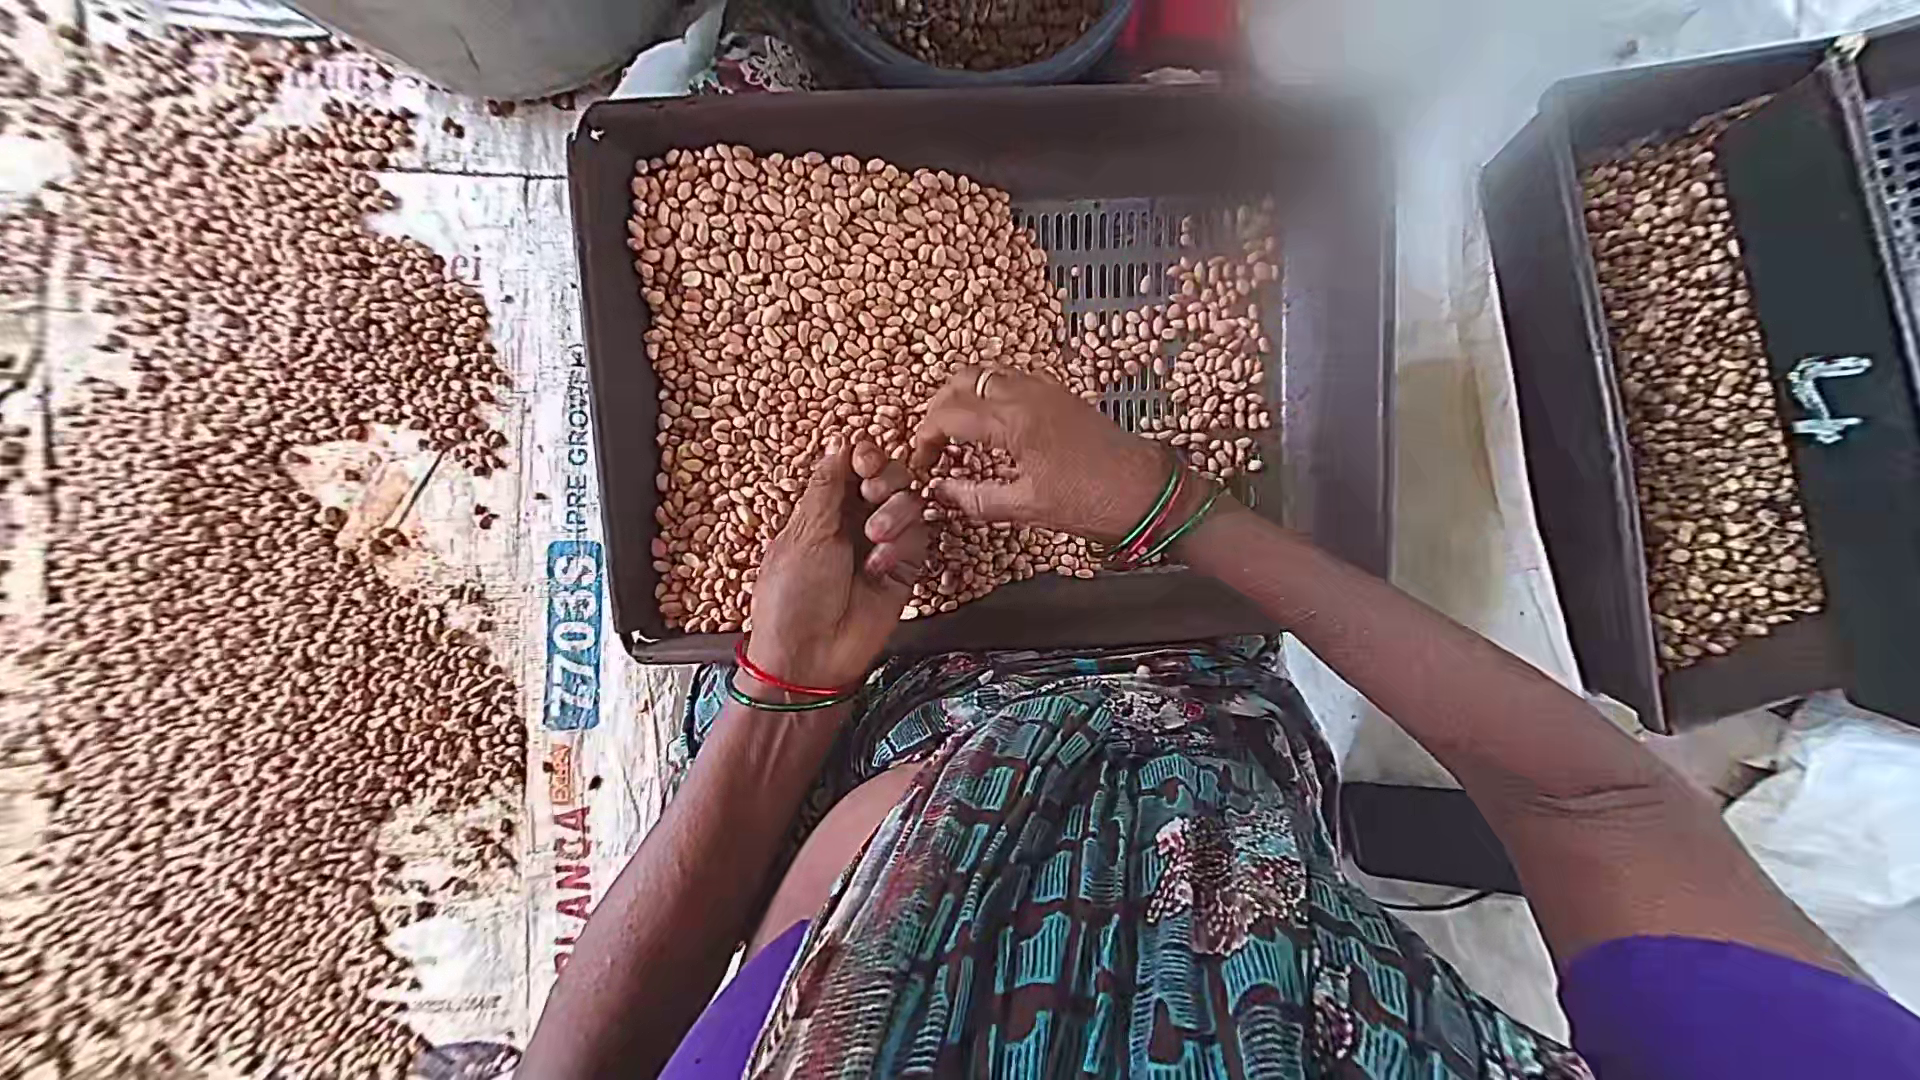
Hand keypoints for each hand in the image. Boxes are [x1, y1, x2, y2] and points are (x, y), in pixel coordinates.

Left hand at [745, 439, 928, 692]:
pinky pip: (918, 537)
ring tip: (874, 537)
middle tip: (873, 491)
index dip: (864, 456)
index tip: (865, 460)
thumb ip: (828, 486)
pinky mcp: (904, 567)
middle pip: (888, 477)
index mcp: (824, 508)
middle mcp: (856, 520)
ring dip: (895, 512)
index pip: (853, 465)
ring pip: (909, 502)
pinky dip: (900, 545)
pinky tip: (878, 567)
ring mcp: (883, 543)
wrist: (811, 656)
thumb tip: (840, 442)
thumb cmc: (792, 595)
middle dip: (886, 478)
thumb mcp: (804, 533)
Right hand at [909, 365, 1172, 543]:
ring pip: (986, 375)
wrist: (1147, 491)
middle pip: (961, 382)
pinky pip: (1011, 380)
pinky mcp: (1060, 395)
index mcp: (1013, 421)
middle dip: (938, 410)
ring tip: (957, 434)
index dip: (925, 437)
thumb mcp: (1027, 507)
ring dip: (963, 397)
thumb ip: (975, 498)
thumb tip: (940, 492)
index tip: (921, 463)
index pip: (948, 414)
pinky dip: (989, 395)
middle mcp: (1026, 394)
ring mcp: (1045, 390)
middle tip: (933, 445)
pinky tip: (991, 427)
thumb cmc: (1089, 502)